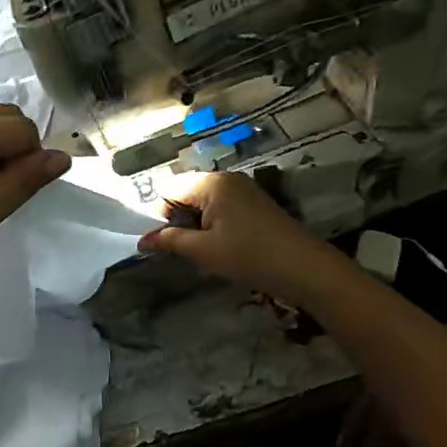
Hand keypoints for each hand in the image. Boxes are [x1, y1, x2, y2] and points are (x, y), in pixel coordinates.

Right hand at [137, 172, 356, 306]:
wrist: (304, 268)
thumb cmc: (250, 256)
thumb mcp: (204, 251)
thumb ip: (170, 241)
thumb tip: (142, 240)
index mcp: (212, 182)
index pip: (170, 189)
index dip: (158, 215)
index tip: (158, 242)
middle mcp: (227, 178)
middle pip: (187, 194)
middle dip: (178, 220)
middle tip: (179, 250)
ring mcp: (244, 190)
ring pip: (205, 204)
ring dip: (196, 226)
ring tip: (200, 252)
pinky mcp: (255, 204)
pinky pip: (222, 209)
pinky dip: (214, 226)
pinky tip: (220, 249)